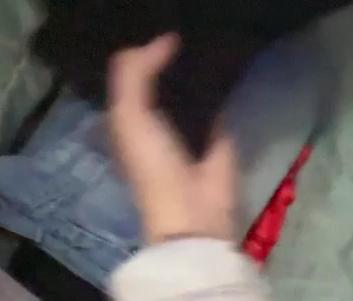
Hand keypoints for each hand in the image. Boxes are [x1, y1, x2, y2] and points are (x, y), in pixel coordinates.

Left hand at [108, 35, 238, 244]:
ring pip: (193, 93)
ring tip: (204, 48)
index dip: (140, 55)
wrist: (193, 214)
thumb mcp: (128, 115)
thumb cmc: (154, 167)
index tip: (154, 35)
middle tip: (185, 39)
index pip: (132, 79)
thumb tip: (166, 42)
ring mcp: (192, 136)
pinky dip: (223, 92)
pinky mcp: (221, 145)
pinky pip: (221, 108)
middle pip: (163, 83)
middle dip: (170, 62)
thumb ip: (134, 72)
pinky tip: (224, 72)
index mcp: (130, 123)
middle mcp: (160, 127)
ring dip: (198, 74)